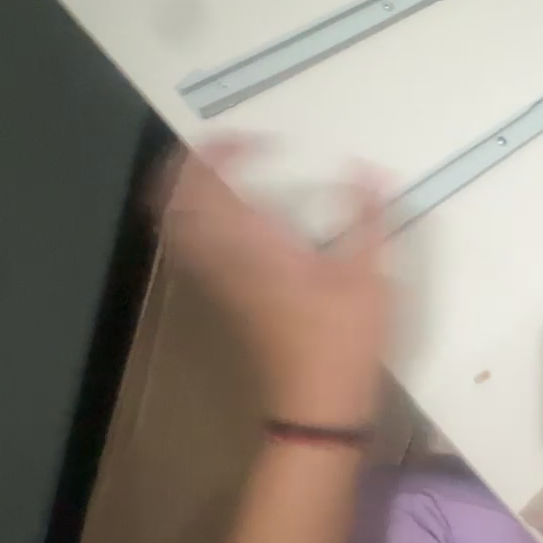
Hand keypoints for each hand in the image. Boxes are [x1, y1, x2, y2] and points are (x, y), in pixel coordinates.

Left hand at [155, 142, 389, 426]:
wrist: (317, 403)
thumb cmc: (342, 339)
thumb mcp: (368, 275)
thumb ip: (367, 217)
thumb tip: (368, 168)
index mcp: (251, 245)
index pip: (206, 183)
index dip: (220, 150)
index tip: (261, 138)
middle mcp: (223, 258)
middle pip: (173, 201)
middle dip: (191, 166)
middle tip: (230, 147)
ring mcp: (220, 281)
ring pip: (181, 226)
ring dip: (196, 192)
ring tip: (235, 175)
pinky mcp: (231, 299)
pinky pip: (199, 246)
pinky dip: (208, 220)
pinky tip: (249, 220)